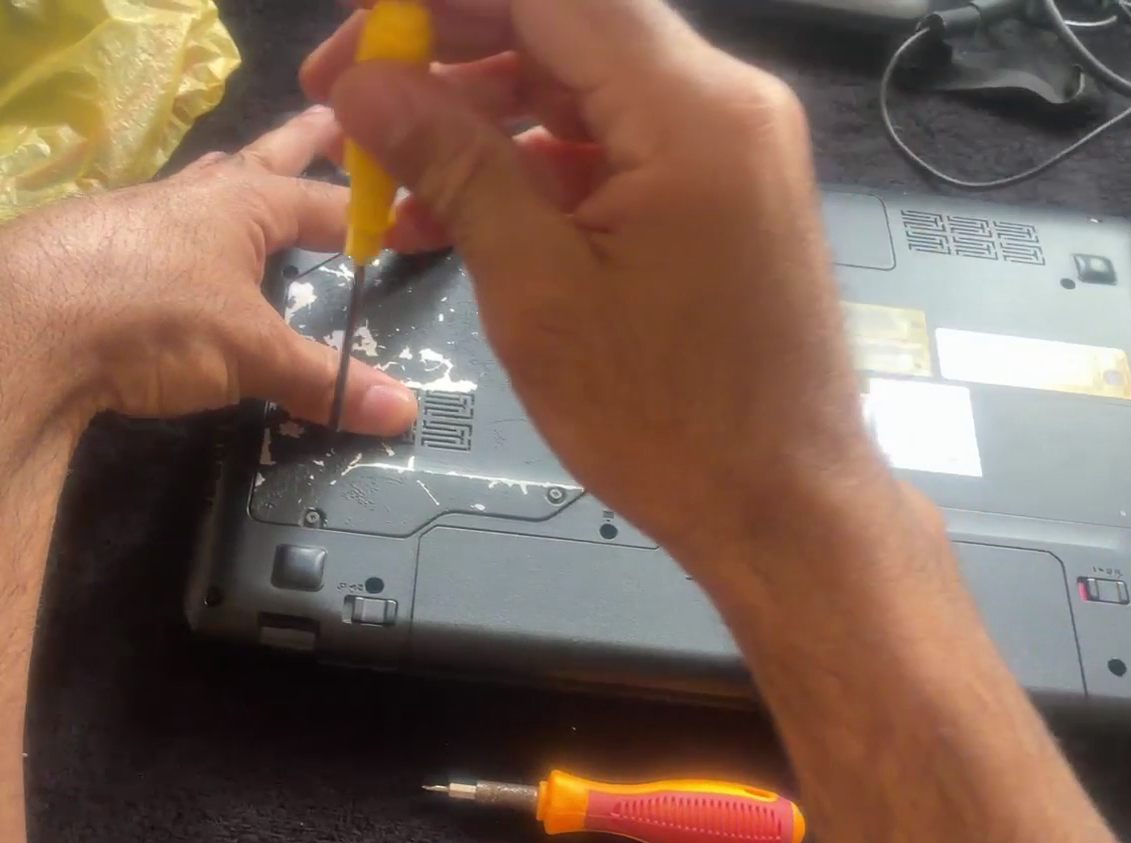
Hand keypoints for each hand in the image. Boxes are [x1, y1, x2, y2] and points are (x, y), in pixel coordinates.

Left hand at [0, 107, 419, 449]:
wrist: (12, 331)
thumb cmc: (150, 319)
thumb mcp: (251, 354)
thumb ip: (325, 382)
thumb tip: (407, 413)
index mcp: (238, 206)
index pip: (322, 202)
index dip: (368, 213)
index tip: (407, 215)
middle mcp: (186, 198)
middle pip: (258, 160)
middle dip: (300, 143)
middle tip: (331, 117)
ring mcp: (130, 219)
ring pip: (199, 190)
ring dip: (233, 183)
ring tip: (251, 180)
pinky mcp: (87, 250)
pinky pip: (153, 231)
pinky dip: (180, 232)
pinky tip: (176, 253)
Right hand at [304, 0, 898, 567]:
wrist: (775, 504)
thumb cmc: (660, 420)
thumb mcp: (537, 294)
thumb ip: (456, 169)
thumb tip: (365, 88)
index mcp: (689, 109)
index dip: (437, 1)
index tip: (359, 45)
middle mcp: (720, 104)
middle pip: (564, 28)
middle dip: (449, 57)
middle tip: (355, 106)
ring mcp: (722, 155)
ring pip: (580, 99)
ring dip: (482, 128)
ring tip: (392, 180)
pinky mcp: (711, 204)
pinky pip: (610, 161)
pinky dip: (534, 179)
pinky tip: (461, 219)